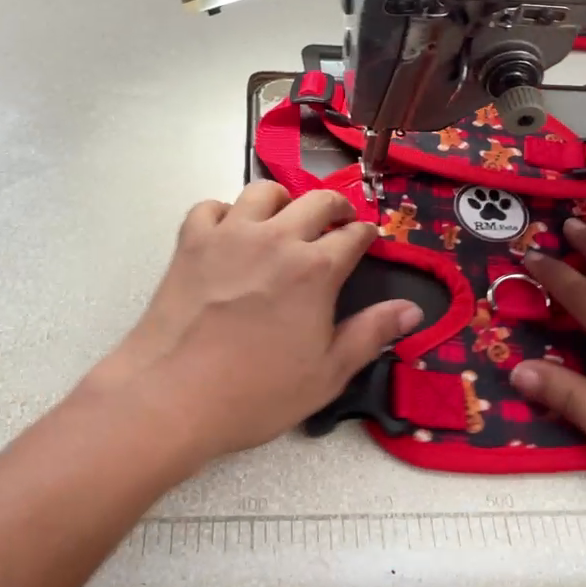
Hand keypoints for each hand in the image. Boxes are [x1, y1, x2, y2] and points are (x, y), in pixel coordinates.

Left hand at [79, 182, 421, 460]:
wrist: (172, 396)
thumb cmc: (256, 393)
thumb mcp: (327, 374)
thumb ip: (370, 334)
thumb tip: (413, 309)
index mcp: (315, 269)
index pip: (353, 235)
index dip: (366, 235)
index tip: (368, 241)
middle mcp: (276, 238)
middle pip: (316, 200)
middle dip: (335, 206)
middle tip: (338, 221)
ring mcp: (230, 234)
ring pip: (264, 191)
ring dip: (282, 200)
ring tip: (284, 218)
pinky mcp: (191, 241)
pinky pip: (212, 206)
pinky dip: (225, 212)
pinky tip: (229, 233)